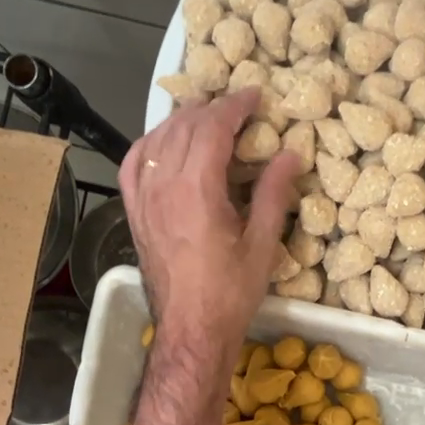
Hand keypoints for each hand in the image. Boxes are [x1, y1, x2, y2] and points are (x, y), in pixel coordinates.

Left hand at [119, 88, 299, 363]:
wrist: (190, 330)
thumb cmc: (231, 294)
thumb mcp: (262, 246)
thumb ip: (274, 195)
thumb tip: (290, 155)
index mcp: (197, 189)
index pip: (212, 127)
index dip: (235, 106)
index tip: (255, 95)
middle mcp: (163, 184)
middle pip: (183, 126)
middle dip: (212, 109)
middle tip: (238, 107)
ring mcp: (143, 196)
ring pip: (157, 138)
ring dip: (183, 120)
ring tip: (207, 119)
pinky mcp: (134, 211)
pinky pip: (135, 162)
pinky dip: (152, 142)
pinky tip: (165, 142)